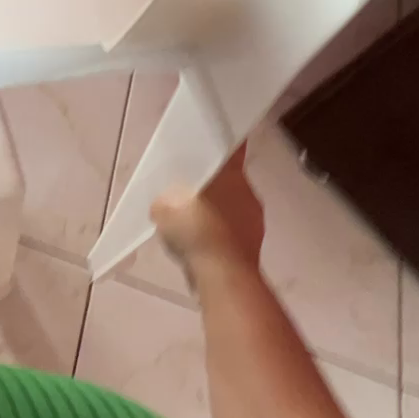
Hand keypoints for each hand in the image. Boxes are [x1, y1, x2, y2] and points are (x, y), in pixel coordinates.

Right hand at [151, 144, 265, 274]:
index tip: (209, 141)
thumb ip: (165, 199)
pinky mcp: (253, 244)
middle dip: (209, 183)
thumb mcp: (163, 208)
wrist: (223, 275)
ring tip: (189, 220)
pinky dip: (218, 231)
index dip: (219, 143)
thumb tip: (167, 201)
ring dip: (214, 209)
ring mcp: (255, 219)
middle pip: (227, 179)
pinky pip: (232, 228)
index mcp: (231, 175)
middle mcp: (248, 192)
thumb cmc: (195, 231)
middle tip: (185, 188)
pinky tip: (199, 241)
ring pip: (231, 204)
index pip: (230, 149)